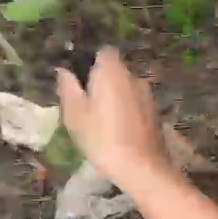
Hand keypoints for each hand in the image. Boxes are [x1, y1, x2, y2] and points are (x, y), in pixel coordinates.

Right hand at [55, 47, 166, 185]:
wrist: (140, 166)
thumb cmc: (101, 137)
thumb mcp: (74, 113)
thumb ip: (67, 87)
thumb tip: (62, 70)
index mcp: (111, 72)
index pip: (103, 51)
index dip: (90, 62)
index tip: (79, 80)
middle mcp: (133, 77)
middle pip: (114, 70)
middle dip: (100, 82)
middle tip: (85, 105)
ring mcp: (147, 94)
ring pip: (125, 88)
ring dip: (114, 97)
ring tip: (101, 121)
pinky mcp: (155, 112)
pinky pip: (134, 103)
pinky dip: (125, 110)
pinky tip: (117, 131)